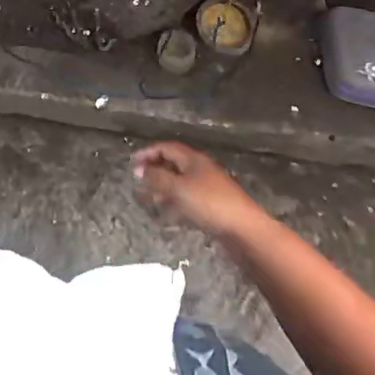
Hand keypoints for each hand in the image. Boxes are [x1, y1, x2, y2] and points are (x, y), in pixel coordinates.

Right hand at [132, 142, 268, 239]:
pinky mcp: (211, 204)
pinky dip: (174, 202)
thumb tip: (140, 169)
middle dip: (155, 170)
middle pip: (173, 163)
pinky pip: (187, 198)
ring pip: (179, 182)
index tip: (132, 163)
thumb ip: (158, 178)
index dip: (148, 153)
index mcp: (192, 159)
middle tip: (138, 180)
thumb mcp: (178, 189)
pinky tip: (168, 215)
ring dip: (163, 187)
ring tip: (148, 198)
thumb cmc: (208, 203)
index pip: (166, 148)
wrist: (242, 227)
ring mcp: (207, 186)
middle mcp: (199, 168)